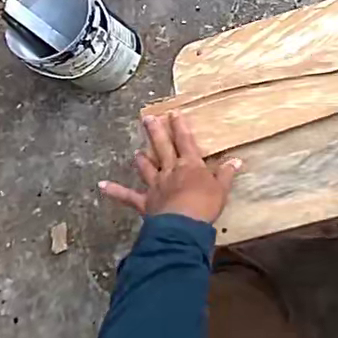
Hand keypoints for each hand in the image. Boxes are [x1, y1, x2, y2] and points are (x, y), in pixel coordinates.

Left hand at [98, 111, 242, 222]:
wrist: (184, 225)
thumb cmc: (204, 205)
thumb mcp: (221, 189)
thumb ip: (226, 174)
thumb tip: (236, 161)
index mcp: (190, 165)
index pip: (185, 141)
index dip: (179, 126)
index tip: (173, 112)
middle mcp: (170, 170)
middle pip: (162, 147)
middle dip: (156, 132)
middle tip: (148, 118)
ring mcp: (156, 185)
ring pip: (147, 167)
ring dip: (142, 159)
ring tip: (137, 151)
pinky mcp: (145, 202)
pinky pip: (127, 195)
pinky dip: (115, 191)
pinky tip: (101, 186)